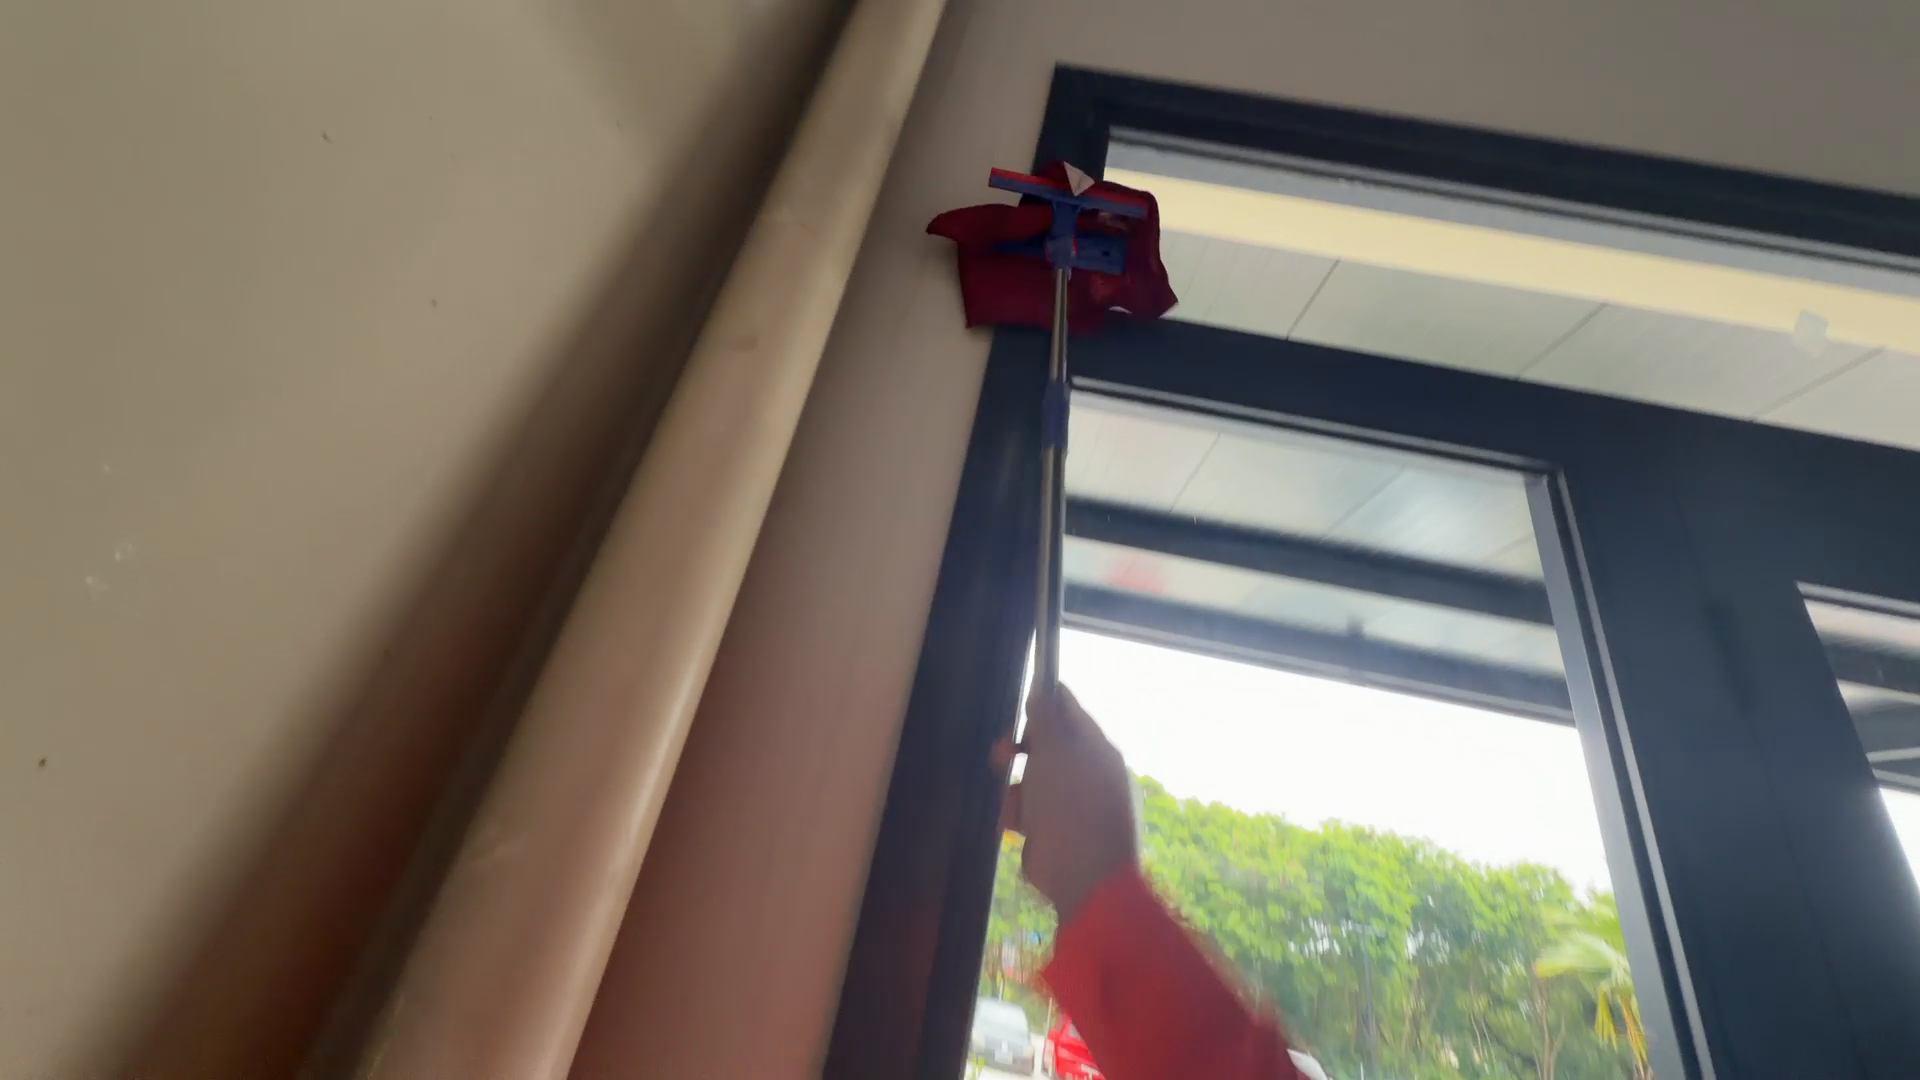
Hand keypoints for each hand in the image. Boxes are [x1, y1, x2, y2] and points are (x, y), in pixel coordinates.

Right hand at [996, 683, 1137, 922]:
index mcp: (1096, 747)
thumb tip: (1044, 686)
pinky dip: (1017, 813)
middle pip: (1047, 744)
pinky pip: (1030, 809)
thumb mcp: (1054, 750)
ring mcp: (1073, 802)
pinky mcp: (1056, 830)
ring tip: (1009, 799)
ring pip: (1033, 778)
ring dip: (1016, 786)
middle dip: (1020, 747)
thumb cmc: (1070, 803)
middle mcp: (1087, 771)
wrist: (1083, 875)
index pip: (1069, 710)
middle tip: (1002, 752)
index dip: (1044, 701)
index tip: (1021, 704)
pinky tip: (1011, 822)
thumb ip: (1046, 717)